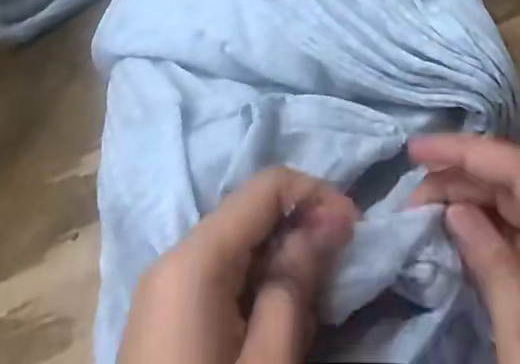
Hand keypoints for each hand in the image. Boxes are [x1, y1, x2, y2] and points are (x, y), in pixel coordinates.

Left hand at [120, 167, 356, 363]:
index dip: (315, 195)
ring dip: (280, 267)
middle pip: (249, 214)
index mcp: (194, 258)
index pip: (265, 187)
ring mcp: (164, 287)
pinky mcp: (165, 315)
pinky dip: (254, 289)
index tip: (356, 229)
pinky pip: (219, 278)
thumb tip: (328, 218)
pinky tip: (272, 332)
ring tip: (307, 320)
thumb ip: (295, 284)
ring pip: (237, 247)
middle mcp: (173, 257)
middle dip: (300, 234)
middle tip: (336, 284)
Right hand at [409, 135, 519, 363]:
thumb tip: (454, 208)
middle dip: (459, 179)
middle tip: (409, 194)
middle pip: (516, 187)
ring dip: (465, 203)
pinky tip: (448, 231)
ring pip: (514, 211)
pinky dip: (480, 233)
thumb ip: (495, 269)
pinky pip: (518, 243)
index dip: (466, 152)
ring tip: (419, 210)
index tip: (414, 149)